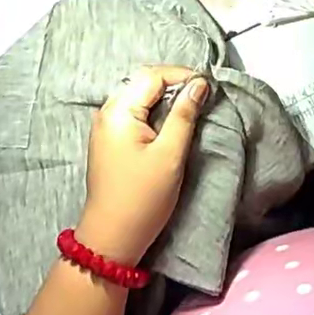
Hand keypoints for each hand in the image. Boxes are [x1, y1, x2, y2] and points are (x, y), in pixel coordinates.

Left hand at [77, 66, 208, 264]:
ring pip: (139, 94)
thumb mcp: (170, 154)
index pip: (152, 75)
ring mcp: (106, 125)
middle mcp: (107, 112)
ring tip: (190, 104)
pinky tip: (171, 119)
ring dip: (165, 95)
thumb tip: (199, 83)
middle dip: (174, 82)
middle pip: (143, 81)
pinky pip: (134, 110)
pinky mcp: (110, 138)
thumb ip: (184, 114)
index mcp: (118, 111)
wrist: (112, 239)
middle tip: (201, 93)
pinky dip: (155, 108)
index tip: (207, 84)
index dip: (181, 74)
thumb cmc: (142, 198)